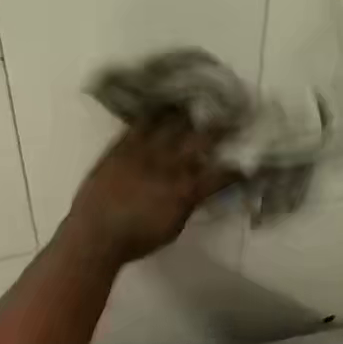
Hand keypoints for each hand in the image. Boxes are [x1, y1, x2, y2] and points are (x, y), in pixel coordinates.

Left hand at [61, 118, 234, 264]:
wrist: (94, 234)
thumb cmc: (135, 240)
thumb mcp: (172, 228)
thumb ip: (188, 205)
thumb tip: (198, 191)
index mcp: (186, 190)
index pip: (222, 173)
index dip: (238, 166)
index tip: (248, 159)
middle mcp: (170, 165)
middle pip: (202, 138)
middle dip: (220, 127)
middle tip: (231, 116)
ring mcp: (145, 152)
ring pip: (173, 123)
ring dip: (188, 113)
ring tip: (197, 103)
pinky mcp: (122, 146)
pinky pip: (141, 123)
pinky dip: (155, 114)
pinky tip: (161, 106)